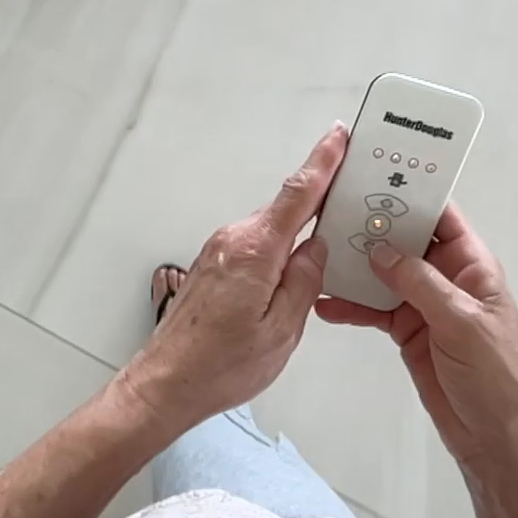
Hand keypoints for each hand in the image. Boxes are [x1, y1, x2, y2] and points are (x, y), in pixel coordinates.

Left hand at [114, 124, 346, 432]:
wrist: (166, 381)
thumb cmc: (219, 365)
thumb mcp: (282, 331)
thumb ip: (306, 282)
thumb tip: (317, 248)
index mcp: (256, 250)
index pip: (298, 193)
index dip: (323, 161)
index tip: (339, 136)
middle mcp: (234, 240)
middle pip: (286, 210)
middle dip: (319, 205)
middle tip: (351, 207)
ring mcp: (220, 249)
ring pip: (272, 231)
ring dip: (297, 236)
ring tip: (322, 263)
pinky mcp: (214, 263)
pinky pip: (257, 246)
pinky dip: (278, 251)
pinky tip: (288, 279)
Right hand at [315, 205, 517, 474]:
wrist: (497, 442)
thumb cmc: (497, 377)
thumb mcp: (463, 323)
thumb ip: (421, 283)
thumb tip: (380, 249)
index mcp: (470, 264)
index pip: (440, 216)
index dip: (411, 192)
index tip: (374, 173)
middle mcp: (445, 276)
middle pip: (404, 238)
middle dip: (372, 224)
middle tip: (332, 208)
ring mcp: (423, 302)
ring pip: (382, 270)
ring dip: (354, 263)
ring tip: (319, 252)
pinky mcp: (405, 329)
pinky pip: (372, 307)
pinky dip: (350, 305)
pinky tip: (324, 304)